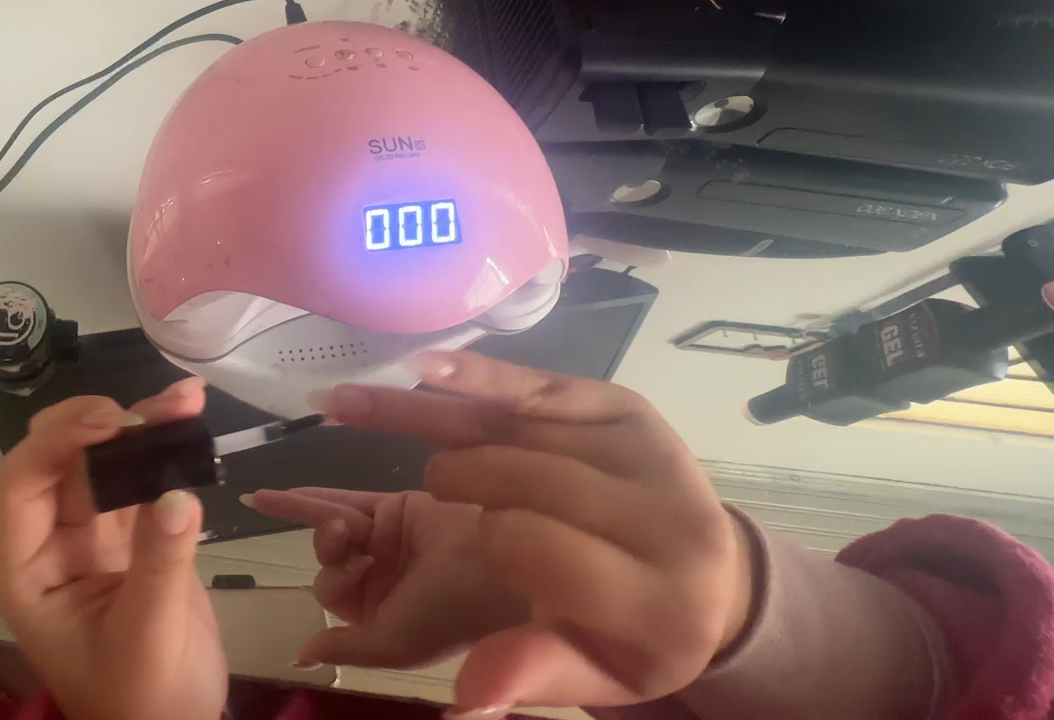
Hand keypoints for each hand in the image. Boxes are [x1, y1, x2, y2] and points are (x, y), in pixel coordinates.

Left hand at [0, 380, 224, 719]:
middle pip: (58, 456)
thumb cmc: (144, 701)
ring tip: (184, 400)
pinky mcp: (131, 528)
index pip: (20, 484)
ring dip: (139, 424)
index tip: (112, 423)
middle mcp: (52, 538)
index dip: (58, 443)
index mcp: (28, 568)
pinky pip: (140, 474)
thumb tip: (178, 494)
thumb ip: (159, 565)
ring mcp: (92, 529)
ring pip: (102, 456)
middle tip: (144, 412)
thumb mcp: (146, 640)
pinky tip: (189, 416)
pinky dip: (163, 445)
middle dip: (98, 422)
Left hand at [245, 487, 528, 669]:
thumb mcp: (396, 643)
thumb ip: (348, 647)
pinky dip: (311, 498)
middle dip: (331, 547)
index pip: (332, 592)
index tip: (361, 566)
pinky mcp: (391, 507)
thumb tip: (301, 654)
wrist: (500, 558)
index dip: (336, 577)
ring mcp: (383, 540)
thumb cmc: (449, 611)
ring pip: (334, 526)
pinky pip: (343, 499)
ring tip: (339, 521)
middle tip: (353, 540)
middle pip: (329, 557)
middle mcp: (378, 578)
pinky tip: (276, 497)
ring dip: (325, 521)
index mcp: (378, 614)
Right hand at [293, 352, 753, 714]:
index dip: (491, 540)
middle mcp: (657, 512)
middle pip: (514, 475)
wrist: (711, 571)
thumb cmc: (641, 628)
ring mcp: (638, 447)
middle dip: (459, 477)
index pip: (531, 545)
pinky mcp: (618, 404)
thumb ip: (529, 673)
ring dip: (417, 410)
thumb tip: (461, 701)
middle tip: (438, 488)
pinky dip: (471, 375)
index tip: (489, 544)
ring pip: (508, 422)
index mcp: (656, 596)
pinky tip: (422, 368)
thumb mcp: (597, 671)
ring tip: (342, 402)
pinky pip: (530, 383)